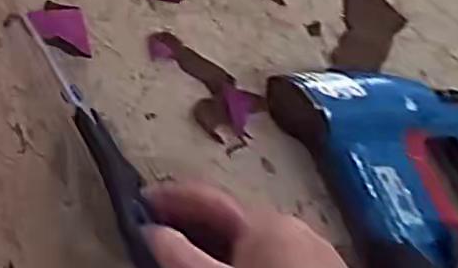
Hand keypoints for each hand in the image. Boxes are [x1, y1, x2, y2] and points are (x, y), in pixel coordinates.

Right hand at [144, 181, 346, 267]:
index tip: (139, 203)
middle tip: (157, 232)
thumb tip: (150, 231)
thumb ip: (181, 257)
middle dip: (192, 225)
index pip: (207, 197)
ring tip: (186, 258)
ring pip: (252, 245)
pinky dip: (243, 264)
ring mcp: (318, 261)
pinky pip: (272, 264)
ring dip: (216, 250)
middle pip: (230, 220)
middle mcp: (294, 230)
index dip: (169, 198)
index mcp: (268, 222)